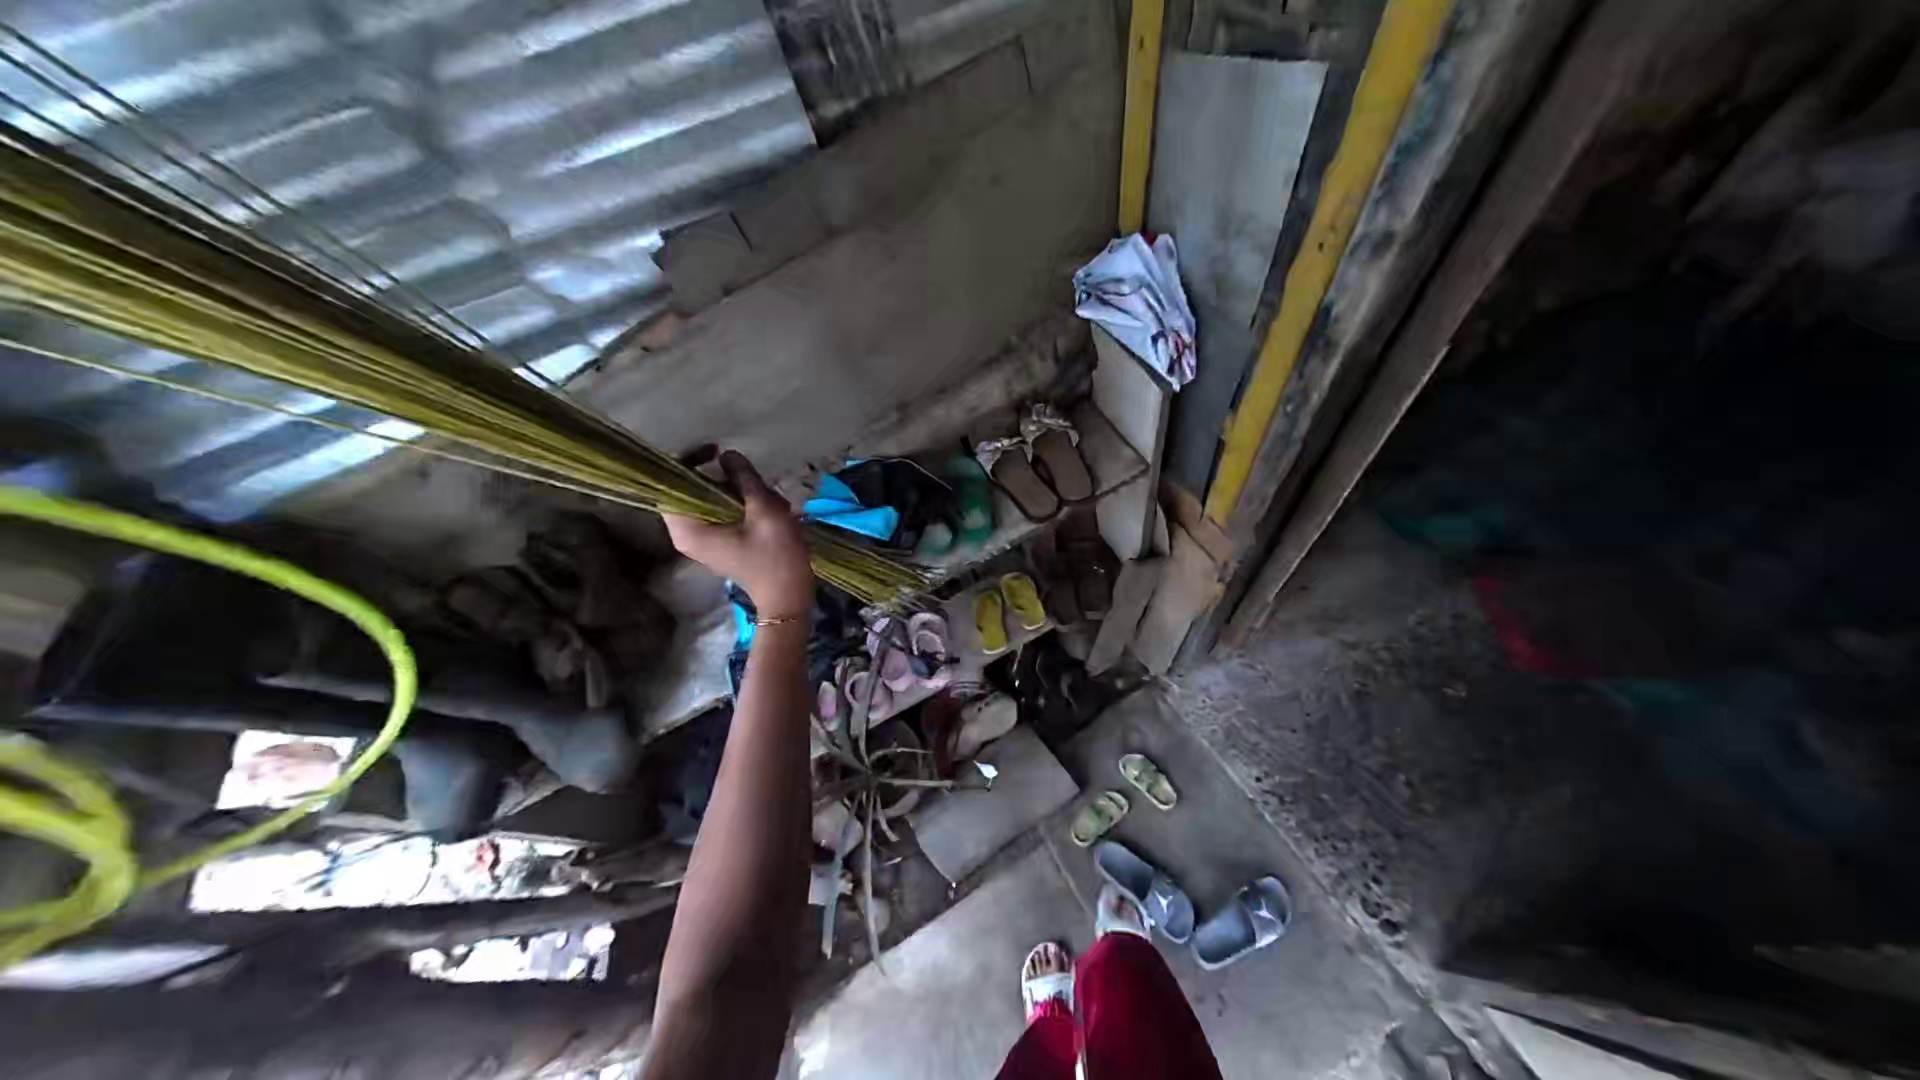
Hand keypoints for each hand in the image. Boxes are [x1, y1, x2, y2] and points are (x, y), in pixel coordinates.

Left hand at [664, 451, 813, 617]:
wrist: (789, 597)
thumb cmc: (776, 557)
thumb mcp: (765, 510)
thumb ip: (744, 478)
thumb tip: (727, 454)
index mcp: (688, 529)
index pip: (671, 484)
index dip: (689, 463)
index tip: (716, 453)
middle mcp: (687, 534)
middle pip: (693, 490)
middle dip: (725, 479)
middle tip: (754, 480)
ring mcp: (702, 540)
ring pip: (711, 499)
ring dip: (740, 492)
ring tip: (772, 501)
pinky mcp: (718, 542)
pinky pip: (722, 512)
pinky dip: (743, 505)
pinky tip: (771, 510)